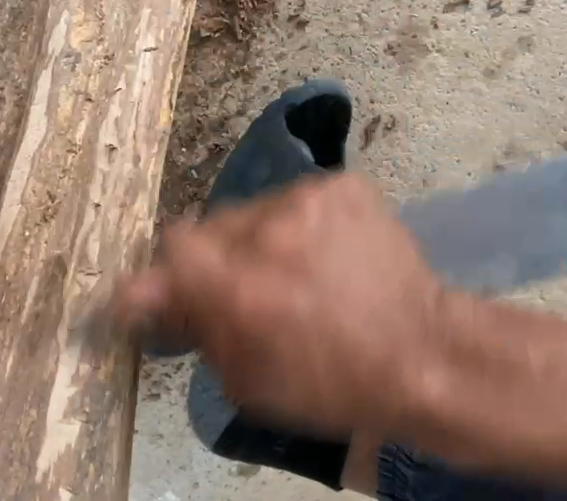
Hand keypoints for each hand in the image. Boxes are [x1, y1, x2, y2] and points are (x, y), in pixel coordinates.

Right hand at [112, 174, 452, 437]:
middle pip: (213, 224)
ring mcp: (309, 199)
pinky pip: (298, 198)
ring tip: (299, 269)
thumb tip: (140, 290)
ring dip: (263, 237)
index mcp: (242, 287)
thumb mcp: (249, 380)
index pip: (174, 243)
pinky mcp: (342, 183)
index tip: (183, 284)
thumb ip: (191, 327)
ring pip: (256, 209)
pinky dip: (302, 223)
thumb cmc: (333, 383)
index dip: (175, 267)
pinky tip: (328, 252)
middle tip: (252, 286)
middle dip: (222, 255)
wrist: (426, 353)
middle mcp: (269, 231)